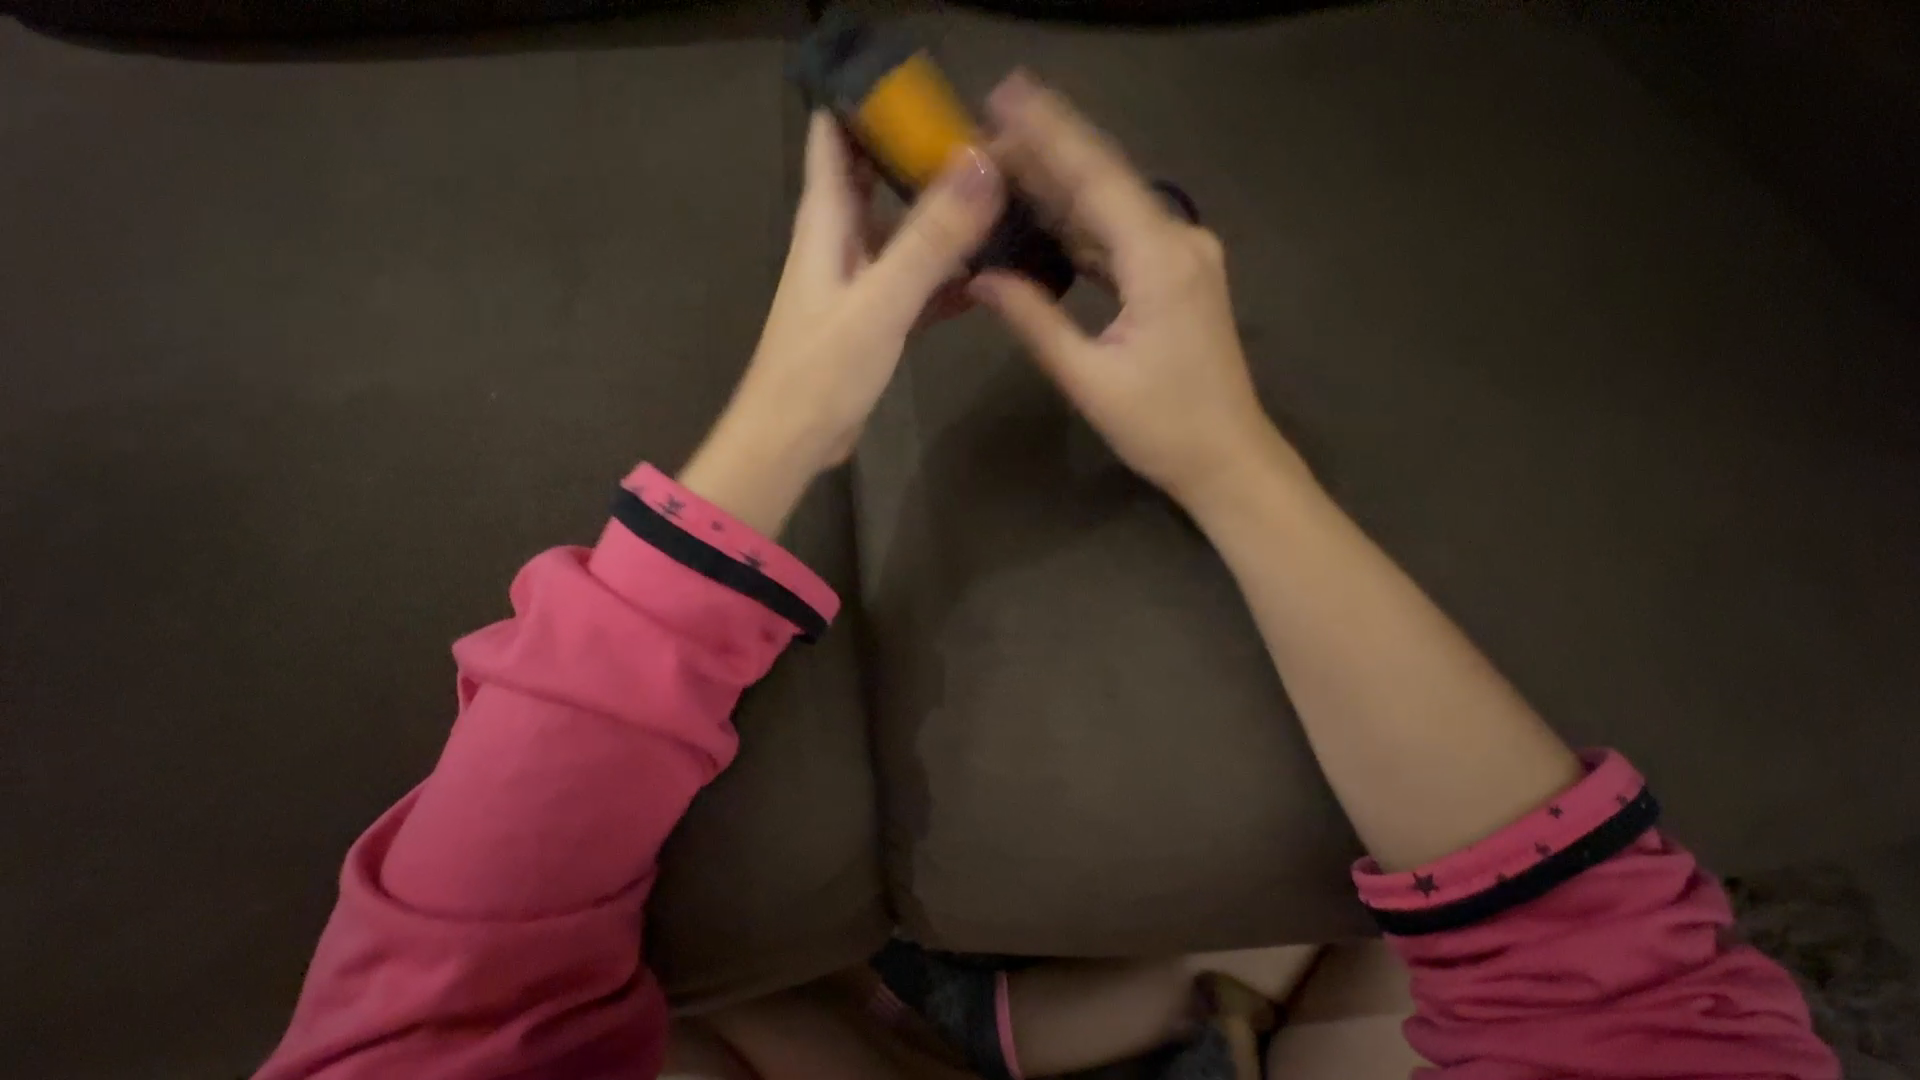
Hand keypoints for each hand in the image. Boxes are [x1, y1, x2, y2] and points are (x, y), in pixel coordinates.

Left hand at [681, 112, 1003, 535]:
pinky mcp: (872, 320)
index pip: (835, 134)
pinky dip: (944, 271)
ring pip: (900, 230)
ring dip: (939, 213)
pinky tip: (987, 269)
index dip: (870, 99)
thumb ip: (929, 237)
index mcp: (825, 221)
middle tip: (984, 135)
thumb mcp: (880, 301)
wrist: (791, 442)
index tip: (925, 81)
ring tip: (999, 193)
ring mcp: (857, 281)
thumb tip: (981, 163)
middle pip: (874, 176)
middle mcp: (839, 241)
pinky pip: (913, 281)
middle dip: (918, 152)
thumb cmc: (821, 370)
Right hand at [970, 75, 1297, 507]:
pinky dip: (1083, 228)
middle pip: (1105, 184)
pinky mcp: (1180, 277)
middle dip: (1047, 155)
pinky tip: (1045, 216)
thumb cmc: (1162, 426)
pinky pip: (1123, 239)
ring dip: (1062, 190)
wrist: (1228, 459)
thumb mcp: (1089, 378)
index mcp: (1160, 260)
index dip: (1049, 134)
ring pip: (1113, 210)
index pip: (1096, 178)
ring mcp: (1184, 257)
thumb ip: (1035, 321)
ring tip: (1003, 164)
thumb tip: (981, 277)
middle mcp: (1179, 241)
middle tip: (987, 131)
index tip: (1005, 94)